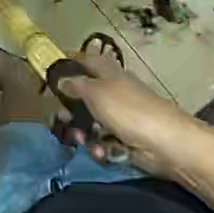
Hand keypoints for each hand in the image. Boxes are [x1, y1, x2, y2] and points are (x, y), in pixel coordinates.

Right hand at [52, 48, 199, 176]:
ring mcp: (119, 117)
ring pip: (90, 123)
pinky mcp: (124, 140)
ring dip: (83, 133)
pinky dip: (100, 148)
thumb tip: (62, 79)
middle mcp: (113, 91)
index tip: (50, 71)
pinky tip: (102, 152)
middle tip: (61, 120)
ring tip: (82, 141)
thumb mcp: (96, 92)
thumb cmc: (127, 109)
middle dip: (70, 111)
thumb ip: (76, 84)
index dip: (69, 62)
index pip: (85, 60)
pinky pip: (103, 142)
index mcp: (108, 73)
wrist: (163, 142)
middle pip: (83, 97)